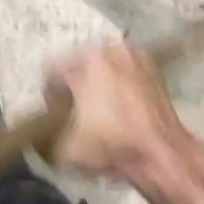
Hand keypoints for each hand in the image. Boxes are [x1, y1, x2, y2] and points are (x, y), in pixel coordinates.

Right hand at [47, 40, 194, 184]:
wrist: (159, 151)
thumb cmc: (111, 145)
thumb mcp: (67, 150)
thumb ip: (49, 138)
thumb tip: (43, 138)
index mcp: (81, 66)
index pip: (53, 73)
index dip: (50, 93)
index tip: (51, 110)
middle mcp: (106, 52)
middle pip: (80, 63)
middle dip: (76, 81)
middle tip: (76, 105)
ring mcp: (132, 56)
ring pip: (106, 63)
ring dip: (100, 77)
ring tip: (100, 102)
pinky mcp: (153, 67)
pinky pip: (128, 69)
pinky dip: (123, 80)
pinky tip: (123, 101)